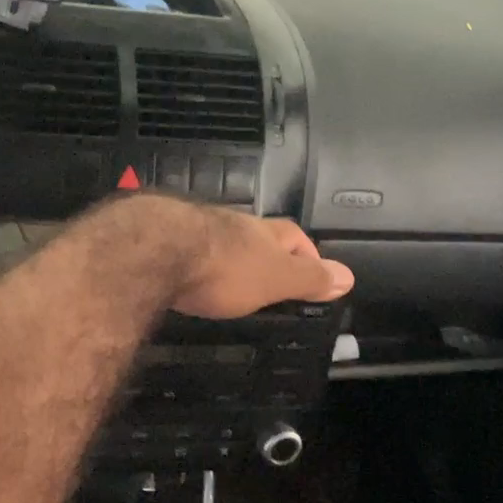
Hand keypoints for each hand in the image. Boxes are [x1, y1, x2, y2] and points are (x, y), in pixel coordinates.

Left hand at [162, 199, 353, 318]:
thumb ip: (308, 278)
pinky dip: (189, 262)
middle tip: (267, 275)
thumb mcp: (276, 278)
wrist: (154, 250)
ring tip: (226, 277)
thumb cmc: (224, 267)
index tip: (310, 271)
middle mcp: (227, 223)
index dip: (304, 251)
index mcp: (260, 232)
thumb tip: (348, 276)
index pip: (291, 235)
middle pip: (252, 233)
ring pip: (216, 239)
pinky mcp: (158, 240)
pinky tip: (183, 275)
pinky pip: (182, 249)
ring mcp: (190, 228)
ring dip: (224, 255)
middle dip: (262, 251)